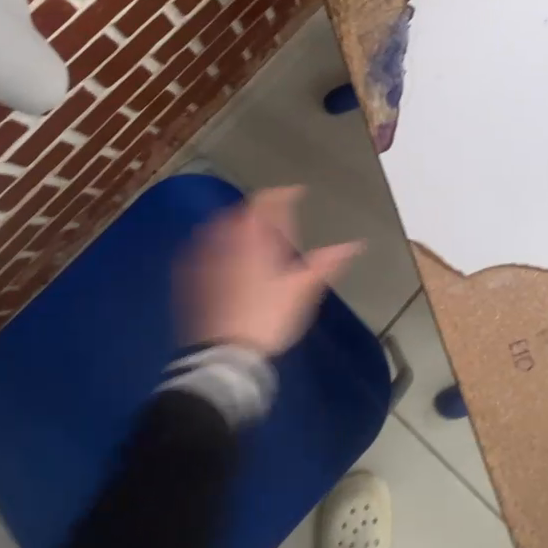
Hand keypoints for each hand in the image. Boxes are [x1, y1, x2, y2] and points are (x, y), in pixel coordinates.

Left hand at [179, 186, 361, 355]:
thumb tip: (356, 245)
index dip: (282, 194)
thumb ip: (326, 263)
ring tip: (251, 234)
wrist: (226, 355)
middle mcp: (226, 242)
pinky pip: (203, 251)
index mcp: (254, 238)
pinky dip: (217, 246)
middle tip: (276, 217)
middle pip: (241, 213)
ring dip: (237, 226)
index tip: (297, 193)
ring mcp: (205, 260)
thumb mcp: (302, 290)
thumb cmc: (268, 317)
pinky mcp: (191, 280)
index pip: (265, 201)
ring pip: (220, 230)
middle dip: (260, 210)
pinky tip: (222, 257)